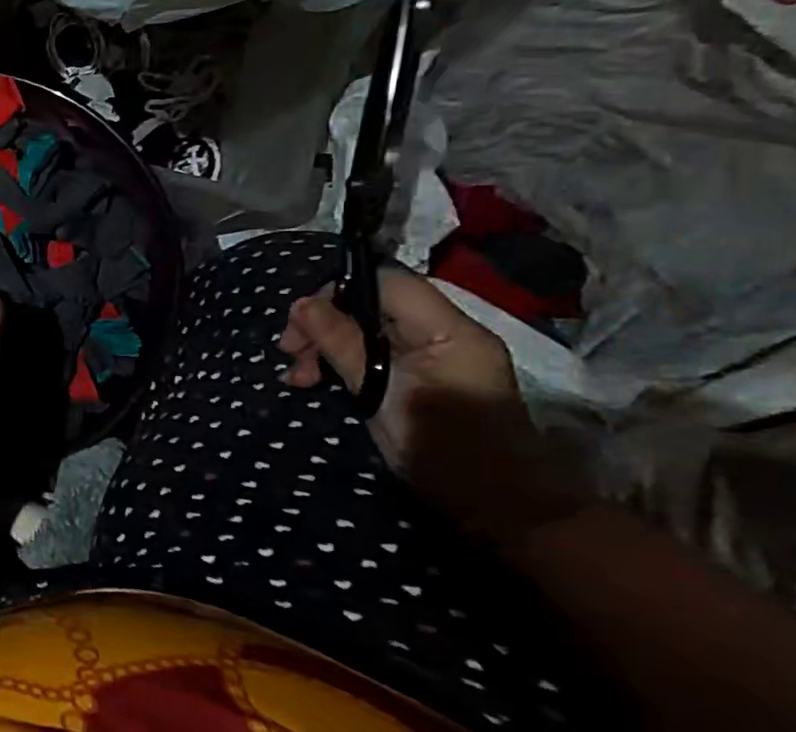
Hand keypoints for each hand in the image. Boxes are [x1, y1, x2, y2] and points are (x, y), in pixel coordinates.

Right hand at [278, 270, 583, 542]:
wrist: (504, 514)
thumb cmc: (444, 453)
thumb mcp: (381, 397)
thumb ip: (342, 344)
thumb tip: (302, 305)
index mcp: (448, 330)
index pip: (386, 281)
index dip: (338, 291)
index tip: (302, 322)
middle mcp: (448, 332)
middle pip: (374, 304)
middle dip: (326, 322)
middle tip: (290, 352)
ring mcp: (441, 355)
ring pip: (371, 329)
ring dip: (330, 344)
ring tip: (299, 376)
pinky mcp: (431, 376)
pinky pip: (382, 352)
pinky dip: (348, 361)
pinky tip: (319, 380)